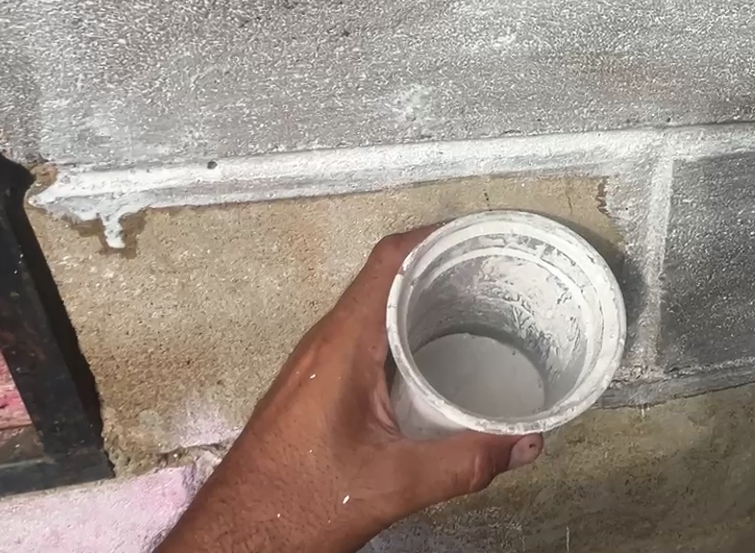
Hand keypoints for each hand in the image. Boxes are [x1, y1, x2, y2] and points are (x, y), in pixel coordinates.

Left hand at [156, 225, 543, 552]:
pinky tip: (437, 349)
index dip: (436, 234)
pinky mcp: (319, 381)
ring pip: (377, 301)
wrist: (226, 546)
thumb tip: (527, 444)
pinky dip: (406, 321)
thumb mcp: (391, 486)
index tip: (481, 233)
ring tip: (477, 298)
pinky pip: (369, 328)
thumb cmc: (295, 506)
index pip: (390, 259)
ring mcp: (320, 359)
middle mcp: (329, 338)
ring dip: (423, 290)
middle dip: (442, 260)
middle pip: (388, 272)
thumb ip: (464, 463)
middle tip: (495, 266)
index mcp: (344, 342)